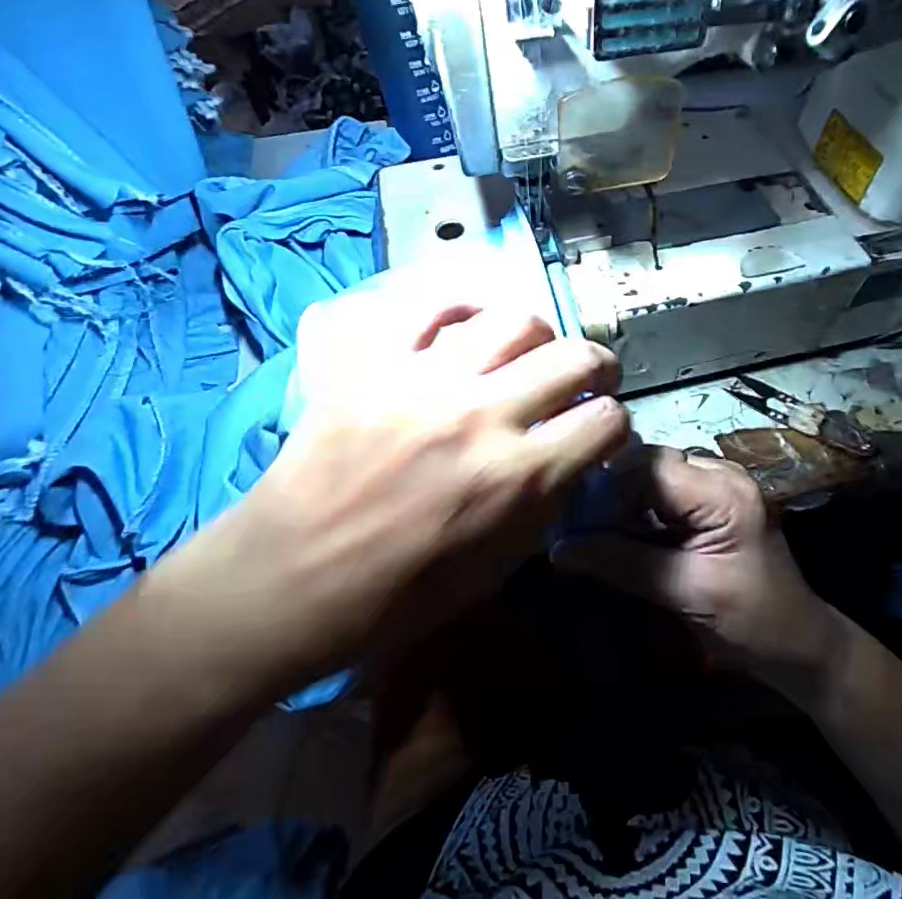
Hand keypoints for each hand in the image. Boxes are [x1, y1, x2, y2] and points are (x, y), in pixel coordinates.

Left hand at [148, 298, 631, 703]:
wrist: (286, 581)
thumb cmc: (393, 596)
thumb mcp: (494, 569)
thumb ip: (544, 504)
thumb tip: (570, 458)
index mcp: (515, 478)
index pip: (605, 421)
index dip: (615, 425)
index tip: (602, 430)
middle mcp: (481, 416)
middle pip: (575, 357)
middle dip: (598, 367)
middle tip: (589, 379)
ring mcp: (424, 381)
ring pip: (514, 319)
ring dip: (540, 335)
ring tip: (531, 350)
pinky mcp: (373, 363)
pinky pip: (430, 306)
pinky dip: (462, 308)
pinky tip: (471, 325)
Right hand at [553, 446, 839, 681]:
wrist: (798, 644)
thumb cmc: (751, 621)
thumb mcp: (684, 592)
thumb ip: (622, 563)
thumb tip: (559, 548)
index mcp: (723, 491)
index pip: (650, 466)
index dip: (607, 487)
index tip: (572, 518)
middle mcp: (721, 473)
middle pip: (648, 465)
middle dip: (610, 492)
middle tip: (574, 522)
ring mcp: (717, 485)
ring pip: (651, 477)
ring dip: (619, 502)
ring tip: (586, 527)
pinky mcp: (709, 502)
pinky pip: (662, 494)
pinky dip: (636, 511)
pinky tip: (613, 533)